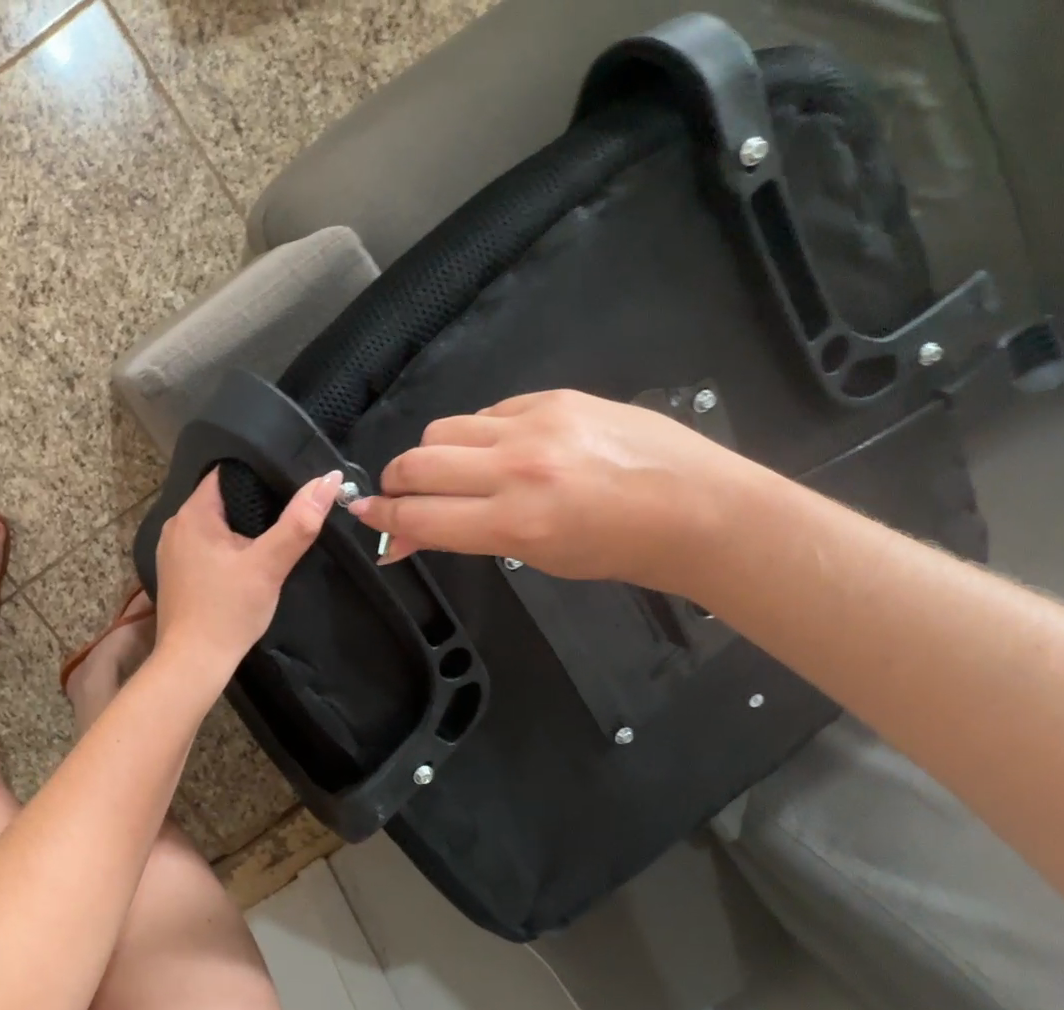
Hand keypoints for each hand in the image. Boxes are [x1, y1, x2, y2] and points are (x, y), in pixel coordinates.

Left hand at [155, 468, 343, 665]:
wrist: (193, 662)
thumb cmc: (229, 611)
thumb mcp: (269, 565)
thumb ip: (299, 522)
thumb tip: (328, 479)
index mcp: (192, 514)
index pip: (225, 474)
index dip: (258, 474)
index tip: (287, 481)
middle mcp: (175, 525)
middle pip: (220, 498)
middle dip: (253, 502)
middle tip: (289, 509)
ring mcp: (171, 550)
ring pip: (213, 524)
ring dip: (240, 527)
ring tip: (273, 533)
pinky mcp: (175, 572)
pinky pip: (204, 545)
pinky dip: (225, 547)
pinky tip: (247, 560)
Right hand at [347, 389, 776, 595]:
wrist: (700, 509)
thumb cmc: (616, 550)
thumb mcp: (533, 556)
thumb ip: (463, 537)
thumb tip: (404, 536)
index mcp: (515, 522)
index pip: (417, 516)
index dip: (380, 518)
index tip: (363, 515)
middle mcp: (517, 469)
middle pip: (414, 464)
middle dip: (393, 483)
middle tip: (398, 495)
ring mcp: (536, 426)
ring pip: (442, 431)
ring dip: (433, 455)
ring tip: (456, 471)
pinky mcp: (554, 398)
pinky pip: (487, 413)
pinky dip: (479, 435)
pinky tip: (503, 450)